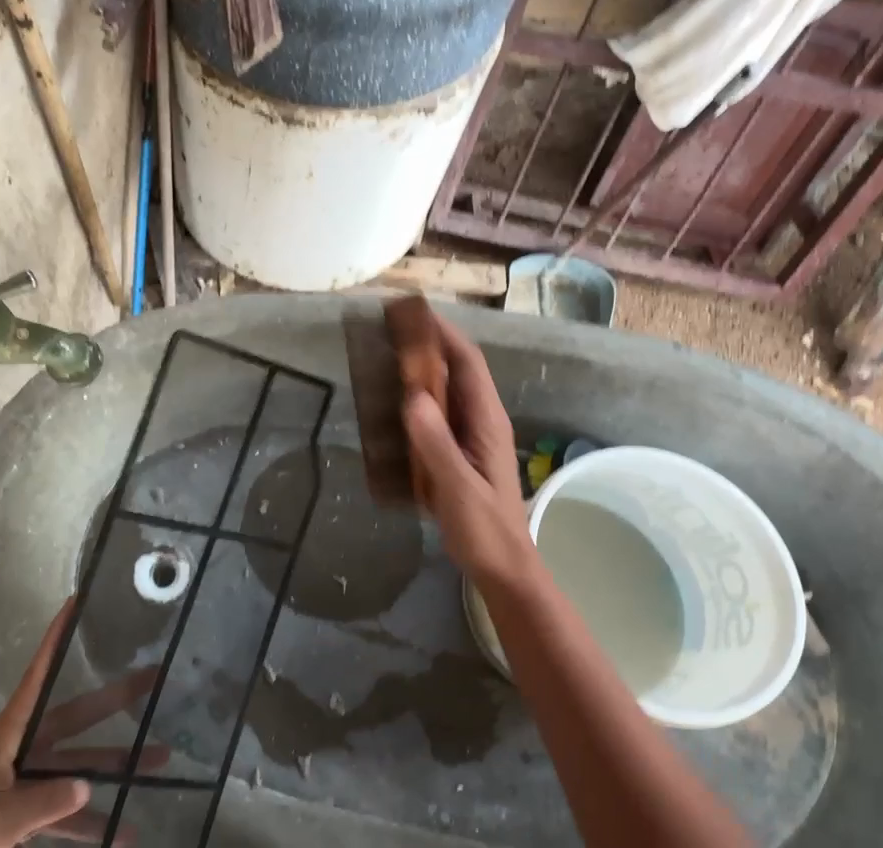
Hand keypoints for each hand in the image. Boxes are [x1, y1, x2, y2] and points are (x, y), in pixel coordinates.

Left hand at [0, 602, 165, 846]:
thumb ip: (36, 804)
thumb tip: (86, 784)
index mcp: (6, 737)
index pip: (37, 678)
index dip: (56, 640)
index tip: (75, 602)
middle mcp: (18, 752)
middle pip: (73, 721)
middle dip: (113, 703)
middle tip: (152, 680)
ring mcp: (17, 786)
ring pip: (75, 770)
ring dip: (112, 771)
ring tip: (160, 765)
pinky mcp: (15, 818)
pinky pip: (60, 814)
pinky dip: (87, 825)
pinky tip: (118, 835)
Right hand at [400, 312, 532, 581]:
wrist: (503, 568)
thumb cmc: (485, 528)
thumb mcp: (458, 487)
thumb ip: (436, 443)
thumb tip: (411, 395)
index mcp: (486, 421)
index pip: (466, 362)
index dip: (442, 333)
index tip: (411, 314)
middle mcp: (479, 421)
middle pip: (454, 370)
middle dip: (425, 346)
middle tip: (385, 332)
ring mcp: (468, 438)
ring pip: (443, 393)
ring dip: (416, 373)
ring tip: (380, 360)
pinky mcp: (456, 454)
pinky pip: (434, 417)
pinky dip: (412, 403)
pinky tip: (386, 408)